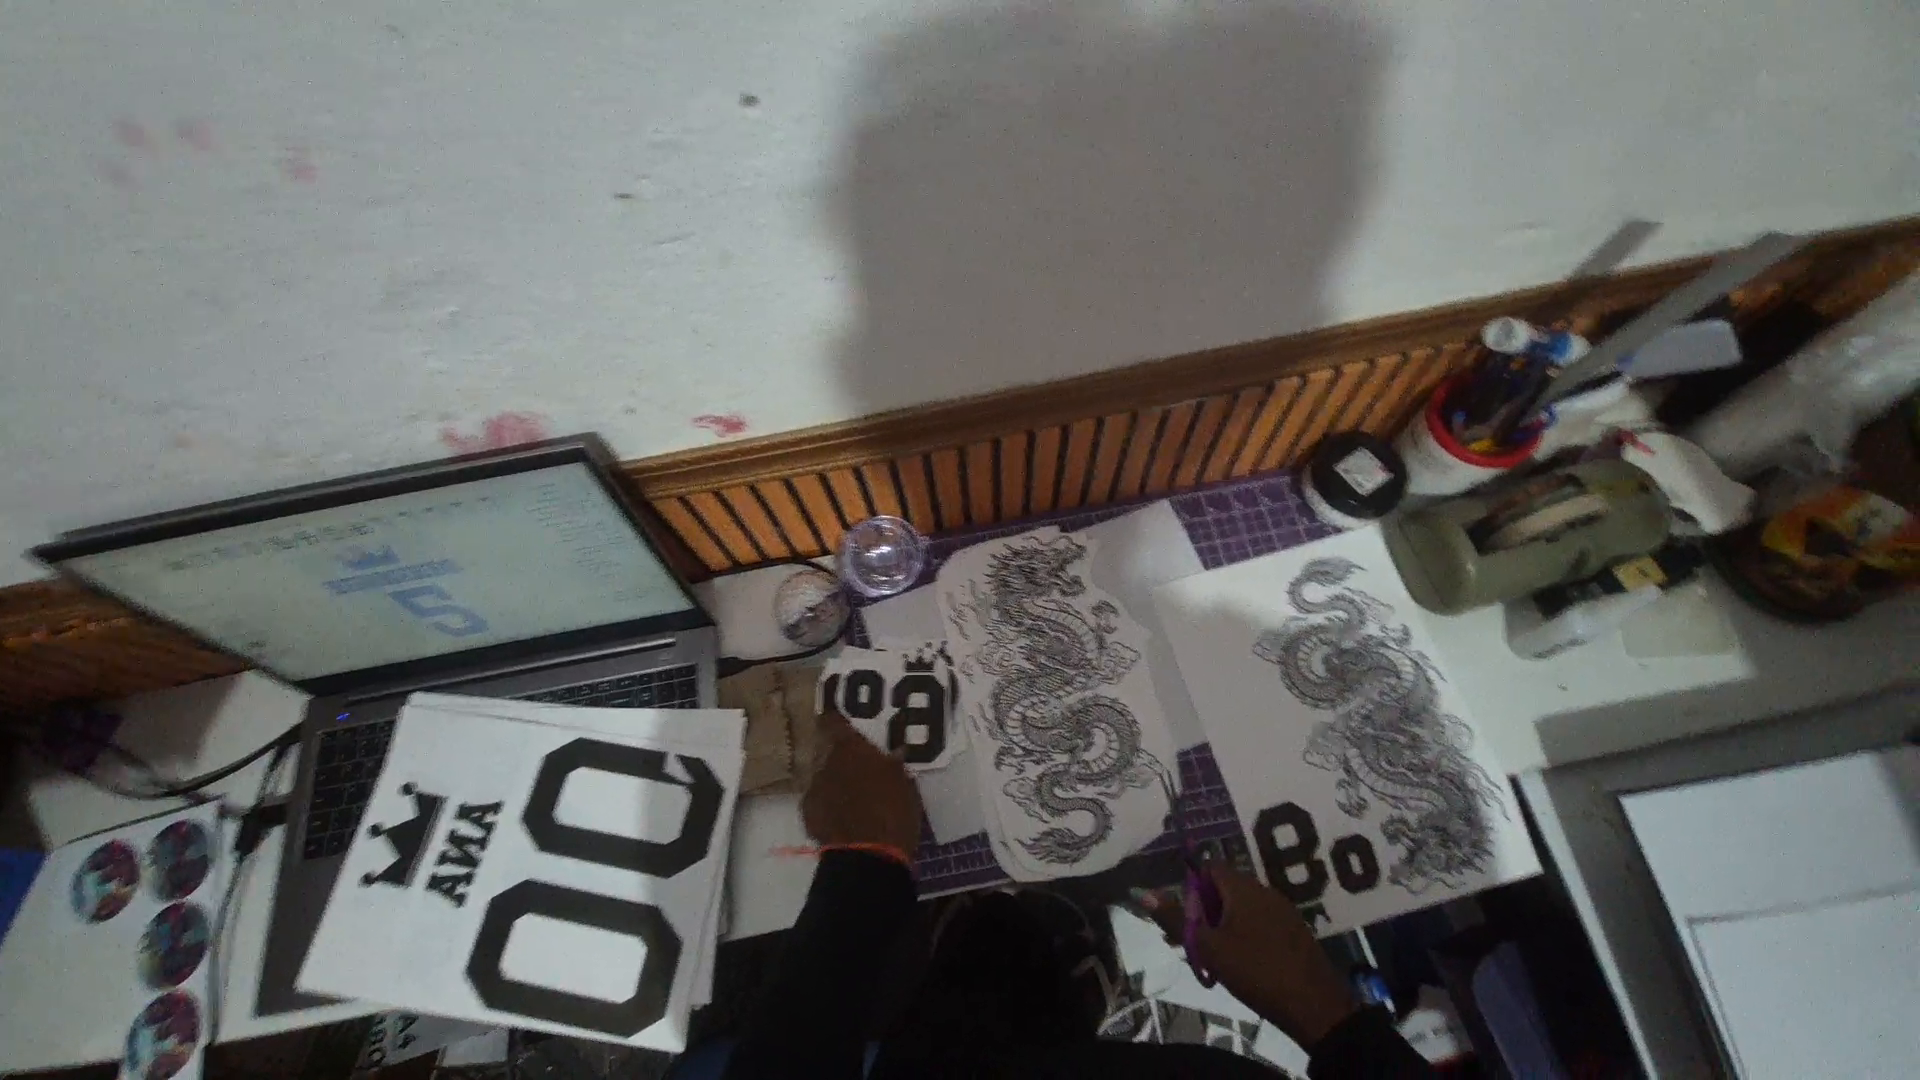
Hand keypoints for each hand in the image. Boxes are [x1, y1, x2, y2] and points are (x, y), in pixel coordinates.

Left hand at [801, 709, 922, 856]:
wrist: (869, 857)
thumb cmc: (894, 812)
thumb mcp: (904, 784)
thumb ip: (893, 764)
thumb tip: (893, 754)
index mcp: (850, 749)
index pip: (833, 721)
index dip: (837, 720)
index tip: (843, 722)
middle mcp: (826, 763)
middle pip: (829, 752)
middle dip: (843, 759)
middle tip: (862, 770)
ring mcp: (814, 790)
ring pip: (824, 778)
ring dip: (836, 784)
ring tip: (855, 800)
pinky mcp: (808, 816)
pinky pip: (819, 803)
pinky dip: (830, 808)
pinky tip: (844, 820)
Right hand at [1139, 862, 1356, 1047]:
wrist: (1317, 1009)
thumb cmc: (1257, 971)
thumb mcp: (1209, 948)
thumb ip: (1176, 920)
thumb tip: (1141, 892)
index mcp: (1243, 887)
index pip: (1209, 868)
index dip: (1192, 889)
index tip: (1186, 919)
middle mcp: (1264, 891)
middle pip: (1225, 888)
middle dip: (1206, 912)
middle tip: (1196, 944)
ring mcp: (1284, 911)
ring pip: (1243, 908)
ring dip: (1225, 926)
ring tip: (1217, 959)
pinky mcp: (1296, 933)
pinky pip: (1262, 923)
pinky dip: (1246, 936)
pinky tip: (1244, 965)